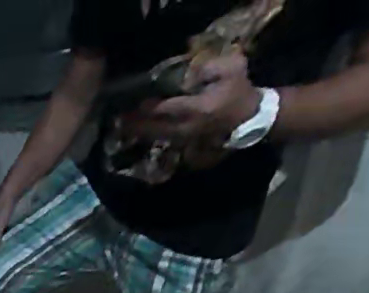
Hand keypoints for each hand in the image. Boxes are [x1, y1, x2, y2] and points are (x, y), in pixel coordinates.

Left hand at [125, 53, 259, 140]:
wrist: (249, 120)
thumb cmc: (239, 92)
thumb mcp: (231, 69)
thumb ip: (208, 69)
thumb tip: (187, 76)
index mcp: (199, 109)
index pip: (169, 109)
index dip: (150, 109)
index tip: (134, 105)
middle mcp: (189, 129)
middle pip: (158, 128)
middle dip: (138, 125)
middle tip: (119, 122)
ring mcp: (188, 141)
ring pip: (160, 138)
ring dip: (141, 134)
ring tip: (124, 130)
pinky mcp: (189, 148)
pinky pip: (166, 144)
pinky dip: (152, 140)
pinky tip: (139, 137)